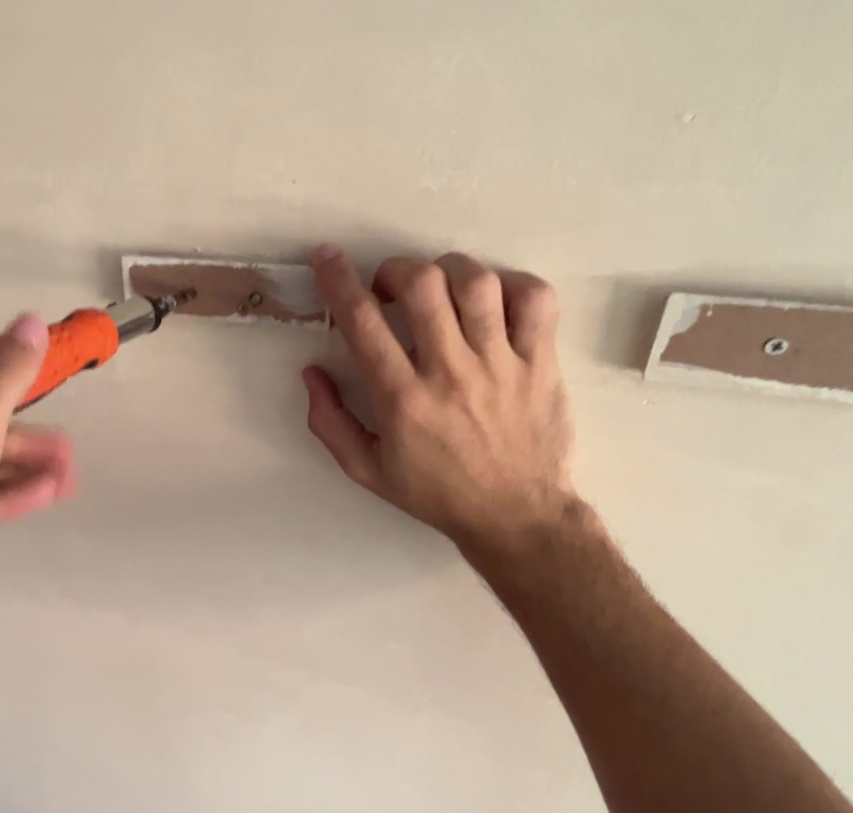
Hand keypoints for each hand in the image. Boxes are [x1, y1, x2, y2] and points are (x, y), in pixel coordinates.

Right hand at [302, 245, 580, 566]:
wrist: (515, 516)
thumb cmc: (436, 494)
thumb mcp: (367, 471)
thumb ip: (331, 422)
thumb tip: (312, 373)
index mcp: (402, 399)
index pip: (363, 322)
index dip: (339, 280)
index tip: (328, 256)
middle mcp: (450, 372)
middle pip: (421, 285)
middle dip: (395, 270)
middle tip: (390, 289)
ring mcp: (500, 363)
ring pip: (475, 282)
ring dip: (447, 271)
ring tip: (440, 291)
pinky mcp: (541, 361)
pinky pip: (534, 298)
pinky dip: (511, 285)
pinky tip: (493, 302)